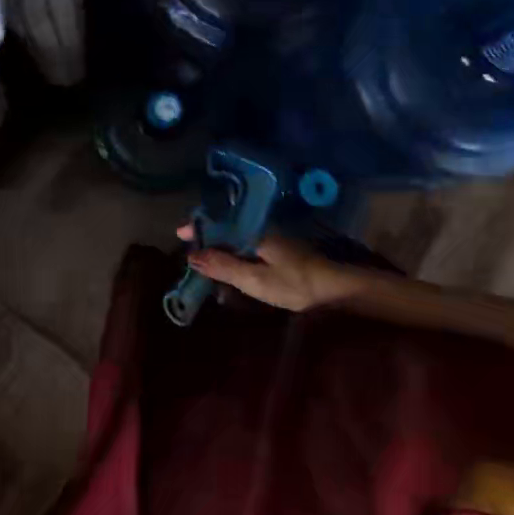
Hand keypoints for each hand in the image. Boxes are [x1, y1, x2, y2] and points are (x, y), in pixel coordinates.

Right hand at [178, 226, 364, 312]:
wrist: (335, 290)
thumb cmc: (295, 284)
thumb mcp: (255, 279)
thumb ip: (224, 266)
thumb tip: (192, 255)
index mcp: (256, 232)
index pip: (220, 224)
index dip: (199, 228)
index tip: (178, 233)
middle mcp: (263, 231)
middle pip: (228, 230)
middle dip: (207, 239)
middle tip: (188, 253)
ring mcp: (274, 242)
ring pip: (239, 241)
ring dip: (221, 250)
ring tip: (203, 264)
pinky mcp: (280, 253)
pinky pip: (250, 250)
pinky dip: (235, 257)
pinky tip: (230, 271)